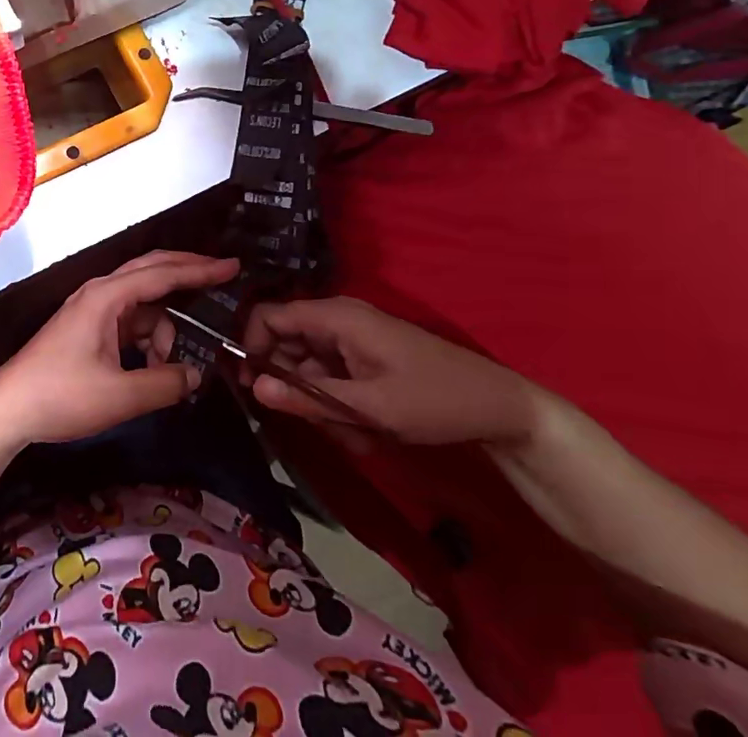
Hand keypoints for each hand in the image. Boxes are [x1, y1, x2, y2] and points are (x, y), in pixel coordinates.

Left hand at [0, 251, 238, 449]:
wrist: (8, 409)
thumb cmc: (60, 396)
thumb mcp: (121, 395)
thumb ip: (166, 384)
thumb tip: (195, 376)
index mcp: (106, 298)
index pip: (162, 274)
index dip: (200, 271)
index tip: (232, 266)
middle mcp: (100, 295)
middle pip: (152, 273)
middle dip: (188, 277)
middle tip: (223, 279)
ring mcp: (93, 311)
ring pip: (144, 308)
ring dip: (164, 331)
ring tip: (170, 368)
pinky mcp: (89, 330)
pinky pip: (130, 325)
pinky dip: (148, 342)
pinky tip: (154, 368)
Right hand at [240, 297, 541, 446]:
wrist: (498, 407)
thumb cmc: (434, 401)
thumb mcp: (368, 407)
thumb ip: (308, 397)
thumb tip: (253, 388)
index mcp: (337, 317)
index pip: (269, 316)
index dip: (251, 346)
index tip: (249, 386)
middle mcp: (338, 319)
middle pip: (284, 341)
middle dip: (288, 382)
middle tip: (307, 419)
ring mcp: (352, 337)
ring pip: (305, 363)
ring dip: (314, 398)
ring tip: (346, 430)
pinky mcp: (363, 355)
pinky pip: (328, 374)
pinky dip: (334, 401)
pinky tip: (359, 427)